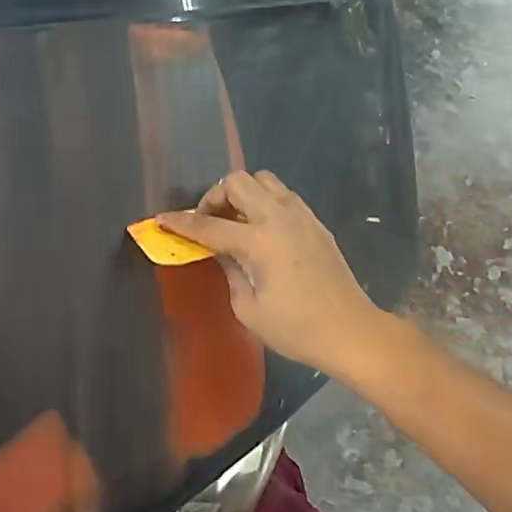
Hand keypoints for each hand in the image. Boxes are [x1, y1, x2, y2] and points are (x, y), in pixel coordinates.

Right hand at [156, 170, 394, 376]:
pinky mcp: (315, 222)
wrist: (350, 331)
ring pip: (263, 179)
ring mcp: (301, 216)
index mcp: (259, 241)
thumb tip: (220, 251)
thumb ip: (229, 270)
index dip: (181, 222)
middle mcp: (279, 218)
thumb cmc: (296, 330)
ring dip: (243, 193)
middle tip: (209, 222)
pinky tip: (262, 229)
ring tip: (236, 221)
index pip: (209, 225)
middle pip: (237, 181)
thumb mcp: (249, 309)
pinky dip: (265, 201)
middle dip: (215, 196)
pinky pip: (283, 195)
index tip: (161, 219)